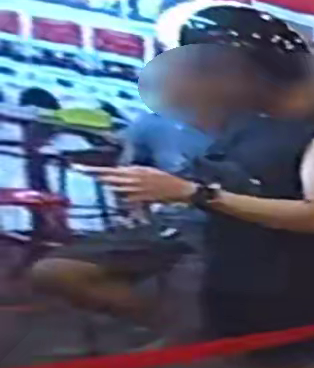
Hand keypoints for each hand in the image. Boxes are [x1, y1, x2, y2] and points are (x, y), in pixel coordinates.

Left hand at [78, 165, 194, 204]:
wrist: (184, 190)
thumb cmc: (168, 179)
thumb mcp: (149, 170)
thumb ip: (132, 170)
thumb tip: (116, 170)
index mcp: (133, 172)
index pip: (106, 170)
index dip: (91, 170)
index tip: (76, 168)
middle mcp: (131, 181)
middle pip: (107, 180)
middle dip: (97, 179)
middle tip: (85, 177)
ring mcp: (135, 191)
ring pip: (113, 189)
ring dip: (107, 188)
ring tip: (102, 187)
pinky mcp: (140, 199)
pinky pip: (124, 199)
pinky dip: (120, 198)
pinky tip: (119, 197)